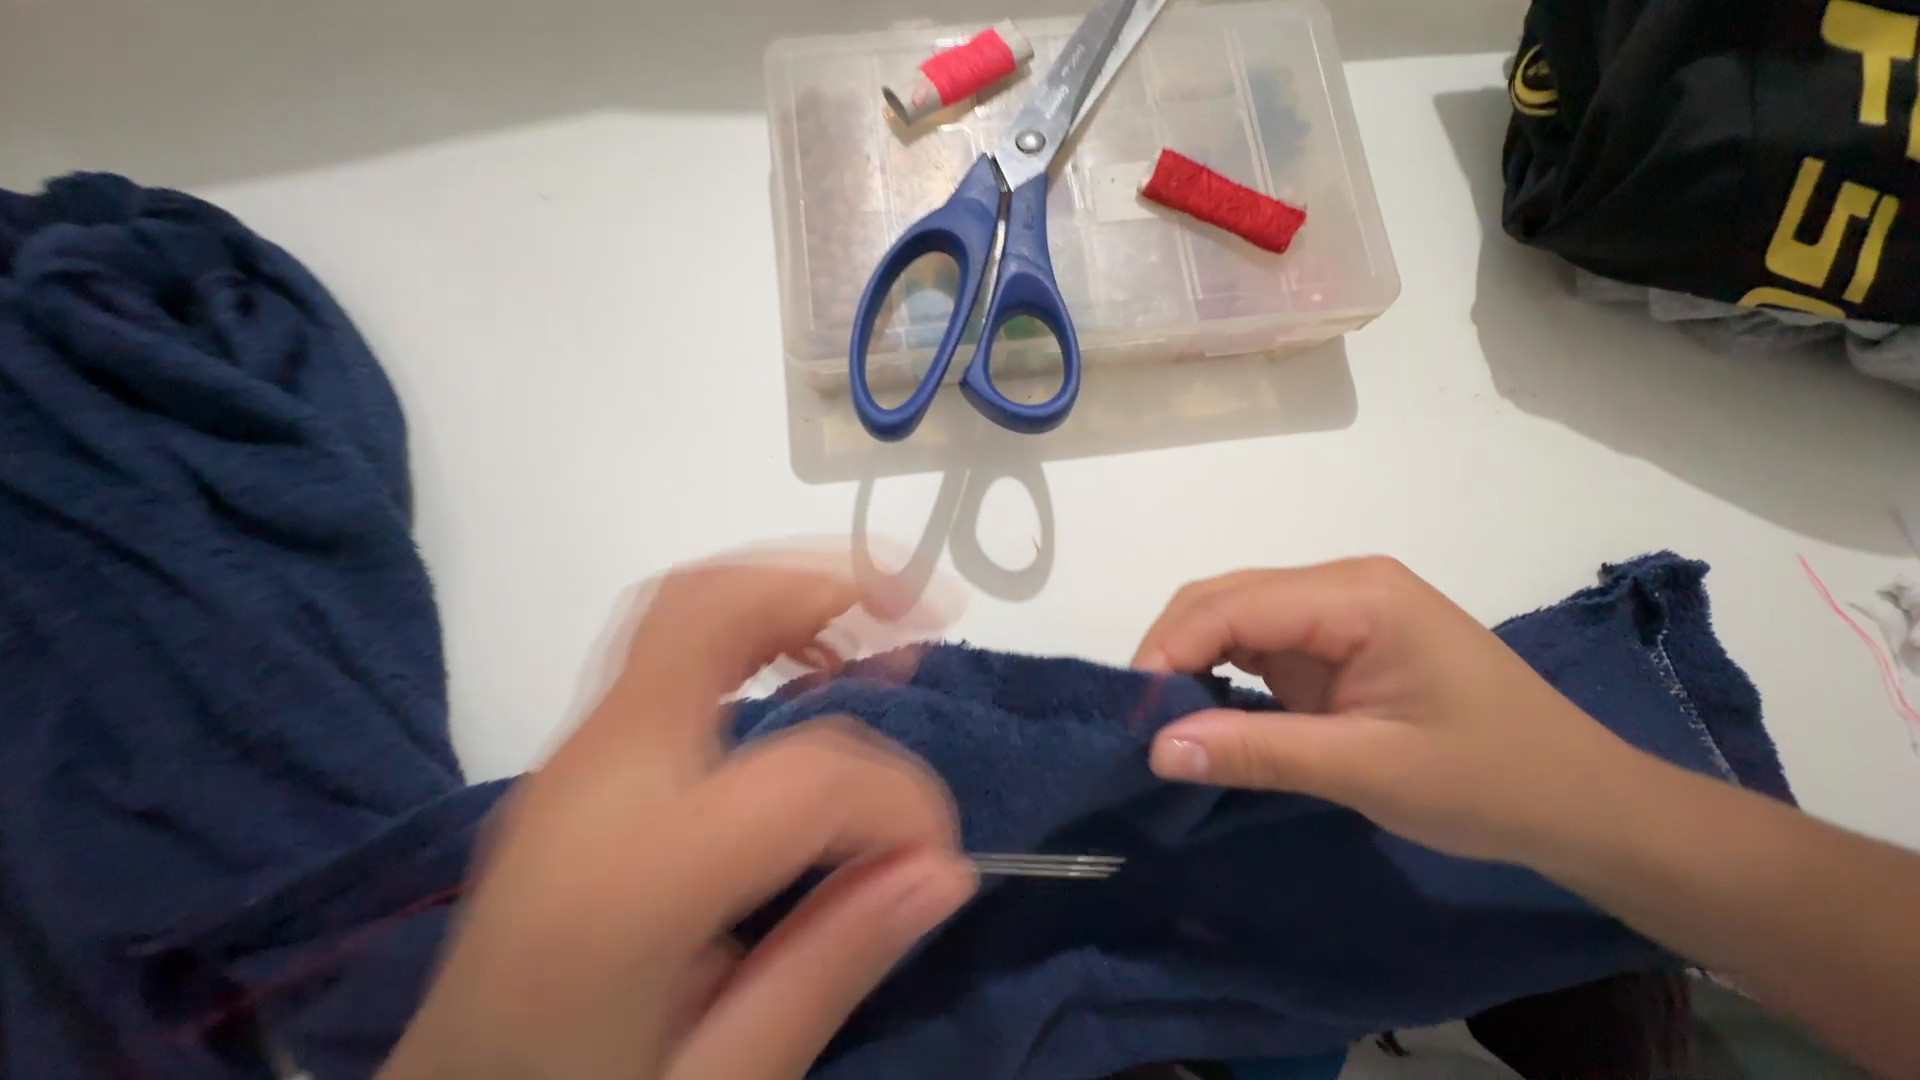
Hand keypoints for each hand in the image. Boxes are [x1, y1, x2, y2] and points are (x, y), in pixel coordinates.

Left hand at [382, 554, 977, 1079]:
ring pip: (683, 603)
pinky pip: (672, 643)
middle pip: (708, 610)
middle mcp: (591, 775)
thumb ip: (828, 965)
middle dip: (829, 585)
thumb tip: (943, 870)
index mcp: (627, 874)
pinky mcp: (585, 753)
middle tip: (924, 606)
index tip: (937, 856)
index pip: (804, 777)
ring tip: (881, 620)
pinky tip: (809, 661)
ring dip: (791, 588)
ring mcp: (577, 750)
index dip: (898, 800)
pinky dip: (755, 621)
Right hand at [1133, 557, 1643, 865]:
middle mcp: (1340, 585)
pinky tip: (1200, 712)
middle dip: (1170, 652)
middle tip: (1138, 723)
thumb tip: (1155, 748)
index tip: (1131, 718)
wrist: (1585, 804)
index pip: (1231, 605)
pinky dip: (1217, 674)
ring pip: (1231, 617)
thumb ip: (1259, 752)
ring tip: (1158, 719)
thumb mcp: (1371, 772)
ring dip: (1188, 661)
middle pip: (1223, 598)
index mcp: (1356, 594)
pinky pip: (1255, 645)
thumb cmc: (1493, 781)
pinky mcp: (1335, 643)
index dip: (1169, 651)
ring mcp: (1337, 611)